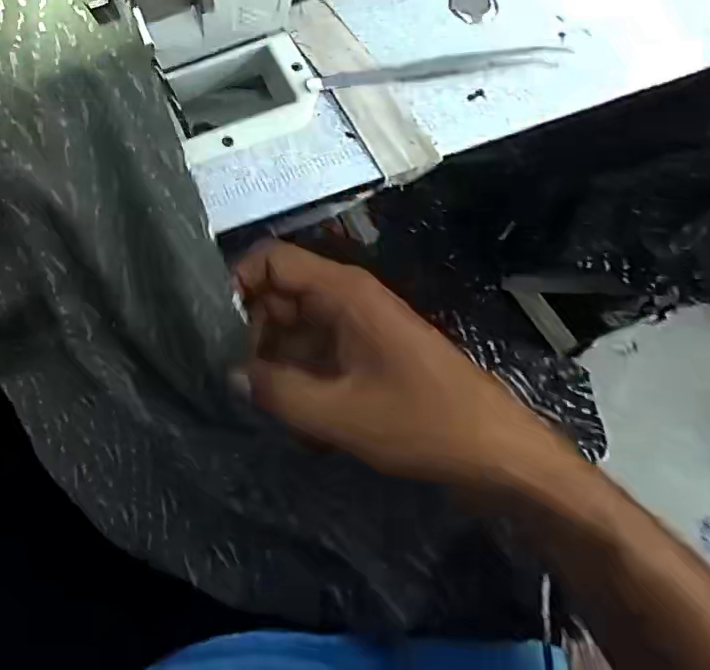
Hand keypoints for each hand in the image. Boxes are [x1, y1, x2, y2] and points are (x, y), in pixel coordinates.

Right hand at [234, 239, 571, 486]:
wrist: (495, 449)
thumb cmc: (420, 420)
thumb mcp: (338, 412)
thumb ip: (275, 390)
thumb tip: (229, 373)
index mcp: (341, 290)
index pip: (271, 259)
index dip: (238, 282)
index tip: (214, 327)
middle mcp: (345, 296)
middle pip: (278, 292)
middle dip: (252, 330)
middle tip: (235, 376)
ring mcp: (356, 323)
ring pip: (294, 323)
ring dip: (273, 357)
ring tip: (261, 400)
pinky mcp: (364, 350)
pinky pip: (315, 348)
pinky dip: (297, 372)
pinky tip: (292, 412)